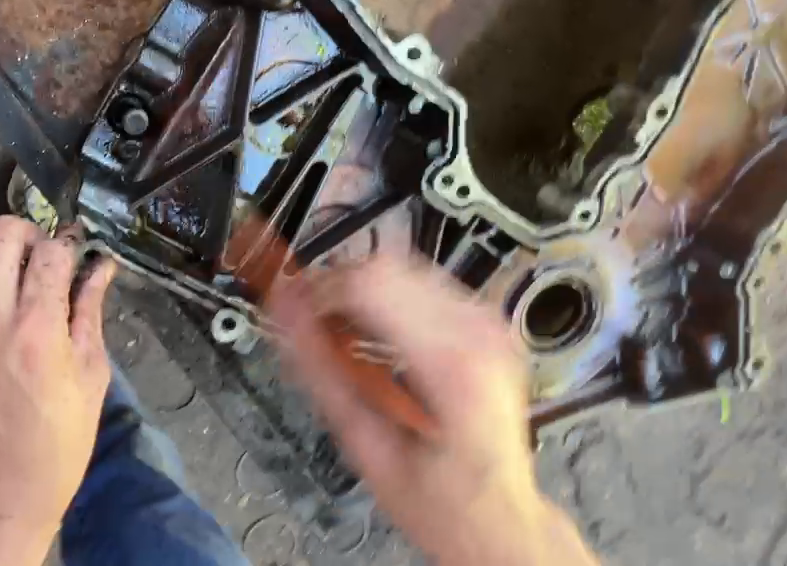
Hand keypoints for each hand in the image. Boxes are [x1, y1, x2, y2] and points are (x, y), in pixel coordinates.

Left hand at [0, 217, 116, 565]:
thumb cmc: (56, 442)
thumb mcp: (90, 376)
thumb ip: (90, 310)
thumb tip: (100, 265)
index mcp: (37, 329)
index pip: (50, 250)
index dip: (68, 243)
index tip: (74, 251)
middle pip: (0, 231)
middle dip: (27, 233)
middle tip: (38, 257)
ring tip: (4, 273)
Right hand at [267, 252, 598, 565]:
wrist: (504, 522)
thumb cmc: (442, 500)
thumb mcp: (365, 442)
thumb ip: (319, 371)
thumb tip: (282, 316)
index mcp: (449, 364)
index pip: (367, 283)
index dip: (318, 286)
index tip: (289, 301)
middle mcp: (476, 334)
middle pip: (382, 266)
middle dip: (334, 285)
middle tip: (307, 314)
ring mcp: (486, 325)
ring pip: (399, 265)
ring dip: (358, 288)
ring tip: (340, 326)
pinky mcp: (485, 324)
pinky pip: (421, 280)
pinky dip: (385, 294)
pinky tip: (374, 328)